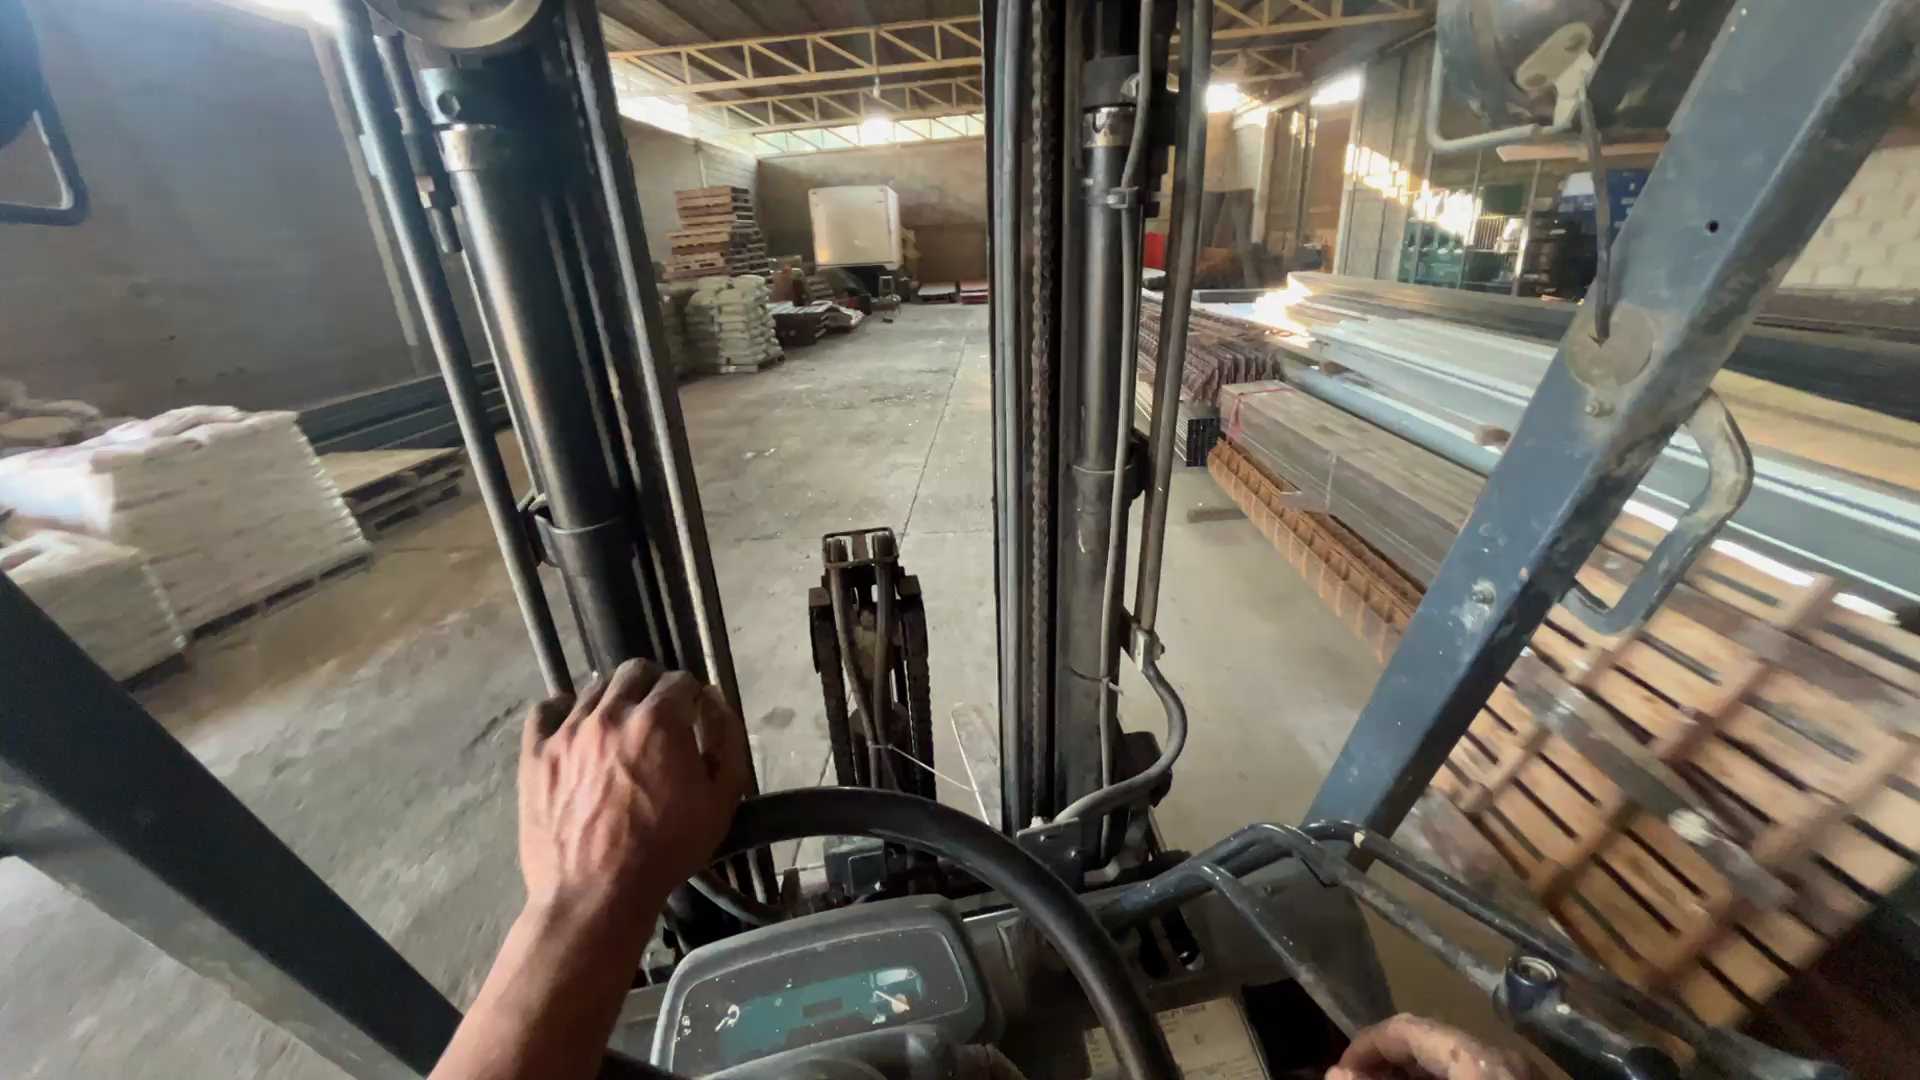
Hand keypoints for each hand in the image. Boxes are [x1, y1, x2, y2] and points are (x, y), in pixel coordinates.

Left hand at [517, 659, 749, 919]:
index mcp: (659, 721)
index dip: (693, 695)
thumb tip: (714, 701)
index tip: (694, 715)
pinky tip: (577, 728)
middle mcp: (611, 714)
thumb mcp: (722, 797)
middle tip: (661, 713)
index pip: (680, 680)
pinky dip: (565, 710)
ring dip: (615, 698)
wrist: (596, 896)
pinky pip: (547, 710)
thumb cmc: (667, 848)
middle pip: (635, 670)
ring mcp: (567, 733)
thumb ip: (727, 739)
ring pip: (593, 687)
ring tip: (621, 727)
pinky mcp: (535, 755)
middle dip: (655, 684)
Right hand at [1329, 1014, 1530, 1079]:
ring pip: (1451, 1060)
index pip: (1404, 1027)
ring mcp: (1522, 1076)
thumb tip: (1334, 1072)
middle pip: (1428, 1041)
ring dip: (1412, 1073)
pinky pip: (1473, 1076)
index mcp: (1477, 1055)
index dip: (1364, 1045)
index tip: (1340, 1072)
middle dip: (1387, 1060)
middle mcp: (1502, 1056)